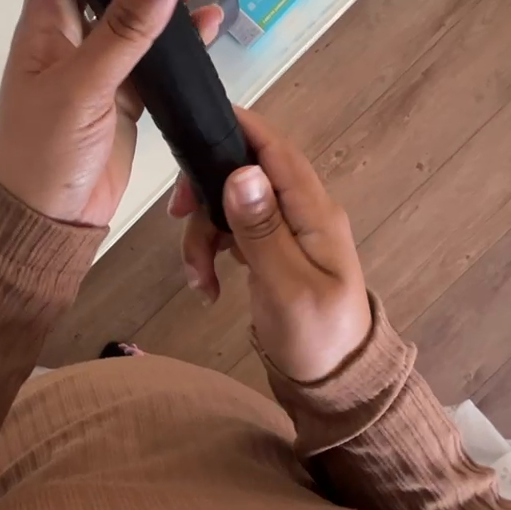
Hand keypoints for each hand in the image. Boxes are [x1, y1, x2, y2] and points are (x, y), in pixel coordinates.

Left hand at [0, 0, 224, 226]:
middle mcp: (69, 43)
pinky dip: (178, 47)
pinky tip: (209, 31)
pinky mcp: (122, 101)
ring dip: (164, 6)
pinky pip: (153, 63)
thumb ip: (125, 28)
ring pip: (134, 24)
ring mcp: (97, 72)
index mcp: (43, 29)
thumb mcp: (84, 86)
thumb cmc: (47, 151)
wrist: (50, 223)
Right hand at [169, 108, 370, 381]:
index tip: (194, 125)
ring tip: (198, 281)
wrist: (334, 384)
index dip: (238, 129)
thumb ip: (262, 230)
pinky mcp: (270, 251)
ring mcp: (285, 232)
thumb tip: (240, 172)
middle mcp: (301, 212)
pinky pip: (230, 235)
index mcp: (314, 213)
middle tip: (176, 221)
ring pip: (228, 209)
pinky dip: (211, 254)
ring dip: (202, 238)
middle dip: (204, 199)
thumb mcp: (286, 287)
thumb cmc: (316, 337)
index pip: (275, 150)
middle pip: (241, 177)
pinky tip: (207, 286)